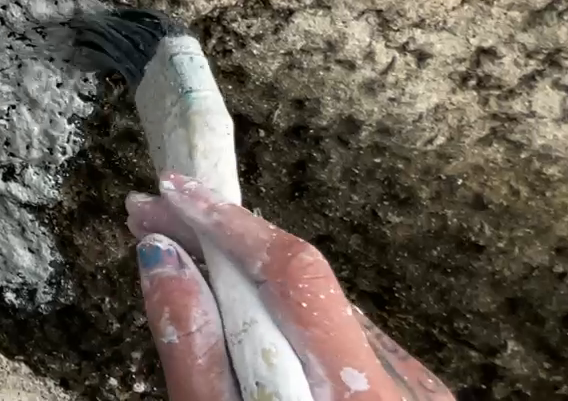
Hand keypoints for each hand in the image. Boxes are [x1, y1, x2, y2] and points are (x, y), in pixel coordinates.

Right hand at [129, 174, 452, 400]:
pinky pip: (335, 340)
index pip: (294, 273)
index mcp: (358, 398)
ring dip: (242, 274)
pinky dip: (275, 313)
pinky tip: (232, 313)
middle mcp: (409, 389)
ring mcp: (422, 398)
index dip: (225, 220)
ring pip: (317, 311)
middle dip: (218, 239)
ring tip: (175, 255)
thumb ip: (192, 348)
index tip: (164, 188)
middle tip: (145, 216)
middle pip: (305, 286)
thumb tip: (157, 250)